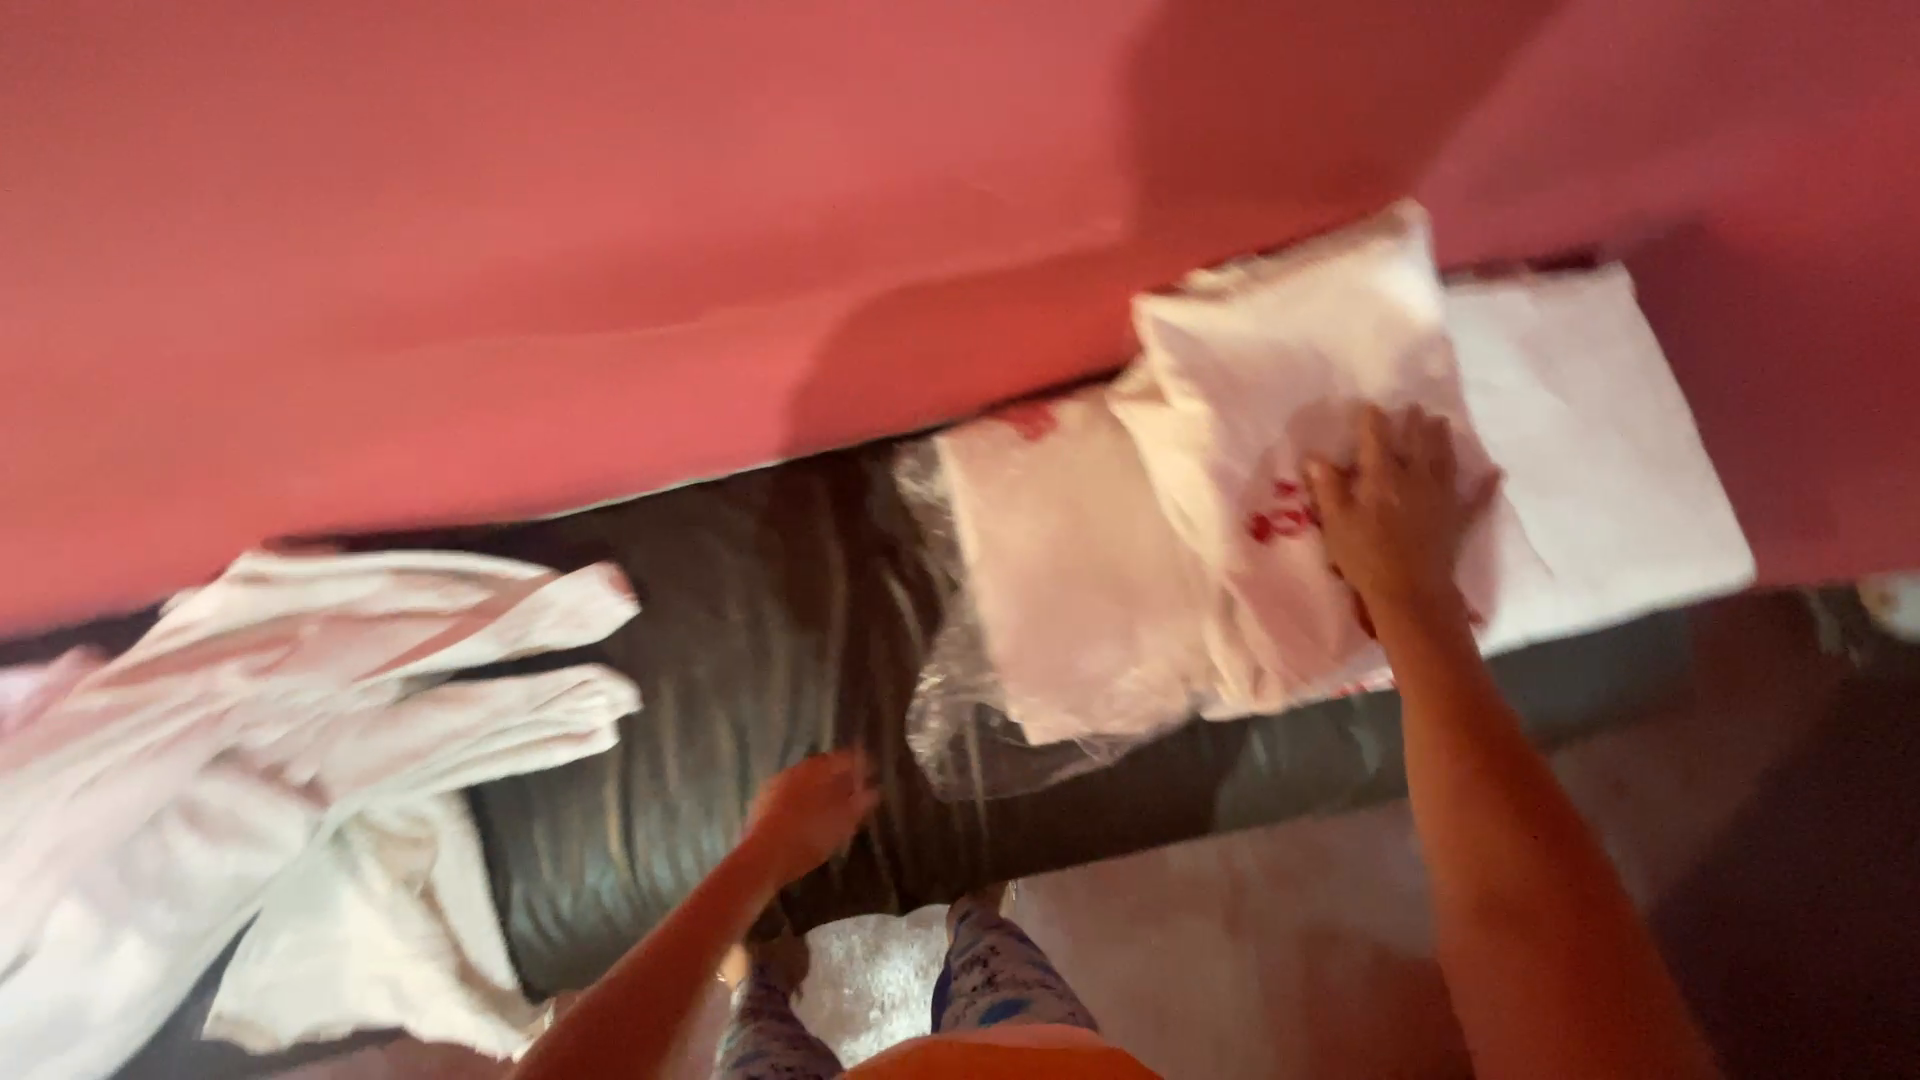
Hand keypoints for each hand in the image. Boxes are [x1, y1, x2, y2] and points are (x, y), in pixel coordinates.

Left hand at [740, 749, 880, 887]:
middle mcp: (794, 770)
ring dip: (819, 788)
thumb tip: (874, 791)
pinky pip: (790, 795)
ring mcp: (775, 785)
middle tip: (854, 788)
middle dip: (839, 776)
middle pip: (822, 767)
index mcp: (816, 769)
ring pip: (804, 781)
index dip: (860, 763)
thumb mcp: (842, 823)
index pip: (844, 758)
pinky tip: (808, 816)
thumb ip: (860, 803)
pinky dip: (803, 800)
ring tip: (832, 804)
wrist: (761, 859)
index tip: (872, 771)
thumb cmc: (808, 837)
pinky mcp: (761, 803)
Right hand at [1303, 403, 1500, 611]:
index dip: (1372, 422)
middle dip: (1414, 424)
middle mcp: (1416, 479)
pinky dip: (1487, 486)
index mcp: (1382, 478)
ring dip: (1443, 440)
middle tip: (1415, 407)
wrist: (1409, 591)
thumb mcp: (1335, 523)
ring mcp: (1442, 498)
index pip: (1376, 440)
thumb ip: (1327, 487)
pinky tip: (1495, 473)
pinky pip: (1477, 498)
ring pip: (1445, 461)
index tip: (1370, 407)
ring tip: (1442, 423)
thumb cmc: (1364, 557)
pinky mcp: (1459, 520)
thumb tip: (1314, 456)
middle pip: (1417, 444)